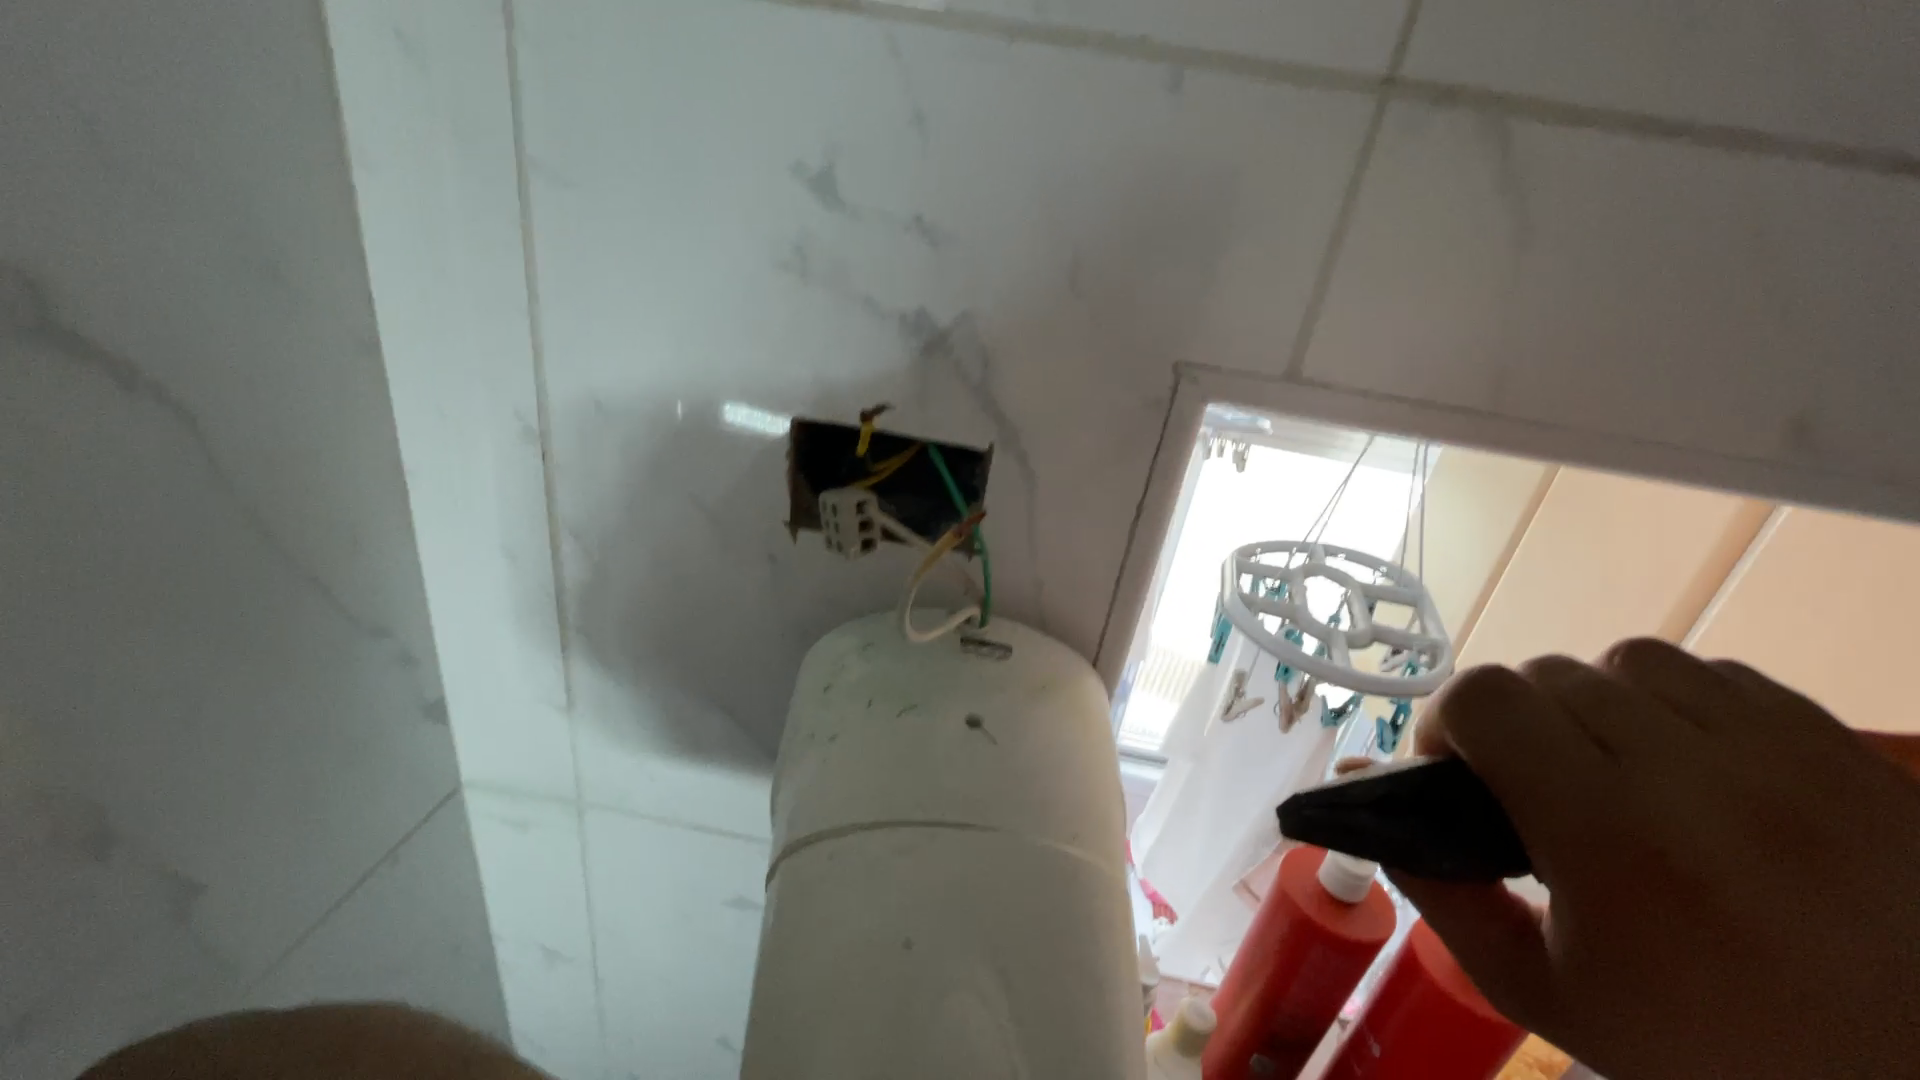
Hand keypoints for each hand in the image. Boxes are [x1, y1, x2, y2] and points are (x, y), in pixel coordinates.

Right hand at [1390, 639, 1919, 1079]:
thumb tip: (1376, 815)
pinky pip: (1718, 676)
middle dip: (1514, 722)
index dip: (1447, 722)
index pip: (1485, 698)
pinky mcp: (1844, 745)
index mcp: (1608, 833)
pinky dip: (1677, 704)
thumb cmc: (1718, 1048)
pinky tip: (1690, 765)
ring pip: (1629, 662)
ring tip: (1612, 765)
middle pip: (1547, 674)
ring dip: (1594, 702)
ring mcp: (1781, 750)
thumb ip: (1444, 898)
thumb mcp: (1546, 996)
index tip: (1455, 773)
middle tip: (1532, 787)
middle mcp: (1692, 770)